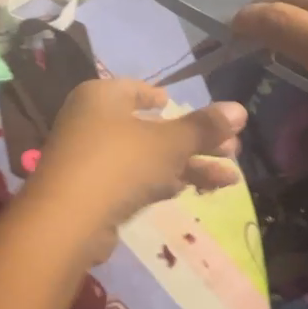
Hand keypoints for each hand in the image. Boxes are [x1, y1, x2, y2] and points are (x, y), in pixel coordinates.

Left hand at [22, 79, 246, 260]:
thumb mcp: (168, 142)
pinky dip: (161, 181)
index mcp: (101, 96)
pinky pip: (132, 179)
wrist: (68, 218)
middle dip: (193, 140)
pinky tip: (192, 190)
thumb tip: (239, 108)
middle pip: (149, 127)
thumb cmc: (119, 163)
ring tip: (231, 179)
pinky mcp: (92, 190)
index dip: (161, 98)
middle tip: (234, 151)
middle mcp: (91, 120)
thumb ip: (203, 127)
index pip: (135, 90)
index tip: (185, 108)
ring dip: (187, 164)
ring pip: (145, 156)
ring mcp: (89, 156)